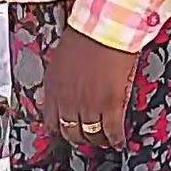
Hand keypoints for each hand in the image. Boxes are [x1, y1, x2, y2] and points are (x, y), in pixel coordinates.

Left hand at [41, 26, 140, 148]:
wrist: (104, 29)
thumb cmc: (85, 36)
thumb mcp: (61, 61)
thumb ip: (61, 81)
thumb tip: (66, 91)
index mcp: (54, 89)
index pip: (52, 121)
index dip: (62, 128)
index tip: (69, 129)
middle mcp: (68, 100)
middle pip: (71, 132)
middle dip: (80, 137)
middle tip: (88, 137)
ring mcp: (89, 105)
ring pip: (91, 135)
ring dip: (98, 140)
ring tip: (105, 140)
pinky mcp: (110, 104)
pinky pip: (112, 130)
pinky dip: (116, 139)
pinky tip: (119, 141)